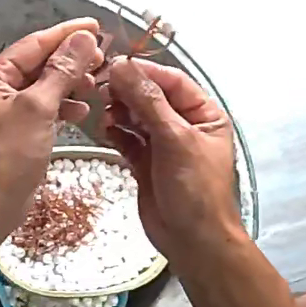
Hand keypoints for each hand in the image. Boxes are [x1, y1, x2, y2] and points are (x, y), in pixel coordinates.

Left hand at [0, 18, 102, 213]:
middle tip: (103, 59)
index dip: (66, 34)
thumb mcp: (38, 107)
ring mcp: (7, 110)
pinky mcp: (18, 131)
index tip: (96, 27)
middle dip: (71, 60)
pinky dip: (63, 106)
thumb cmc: (10, 154)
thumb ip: (61, 71)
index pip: (34, 44)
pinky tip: (82, 110)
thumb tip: (83, 38)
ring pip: (44, 86)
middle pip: (40, 63)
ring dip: (70, 83)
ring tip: (96, 84)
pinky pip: (44, 108)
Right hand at [103, 58, 242, 260]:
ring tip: (103, 110)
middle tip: (102, 88)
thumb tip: (122, 68)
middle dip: (128, 91)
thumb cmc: (195, 190)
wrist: (193, 240)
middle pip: (152, 97)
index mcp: (204, 115)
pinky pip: (128, 140)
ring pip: (137, 117)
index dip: (145, 72)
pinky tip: (105, 130)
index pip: (172, 82)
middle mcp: (184, 126)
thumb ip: (148, 102)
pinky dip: (116, 133)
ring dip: (120, 112)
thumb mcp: (175, 139)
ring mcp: (164, 146)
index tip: (115, 66)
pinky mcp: (146, 164)